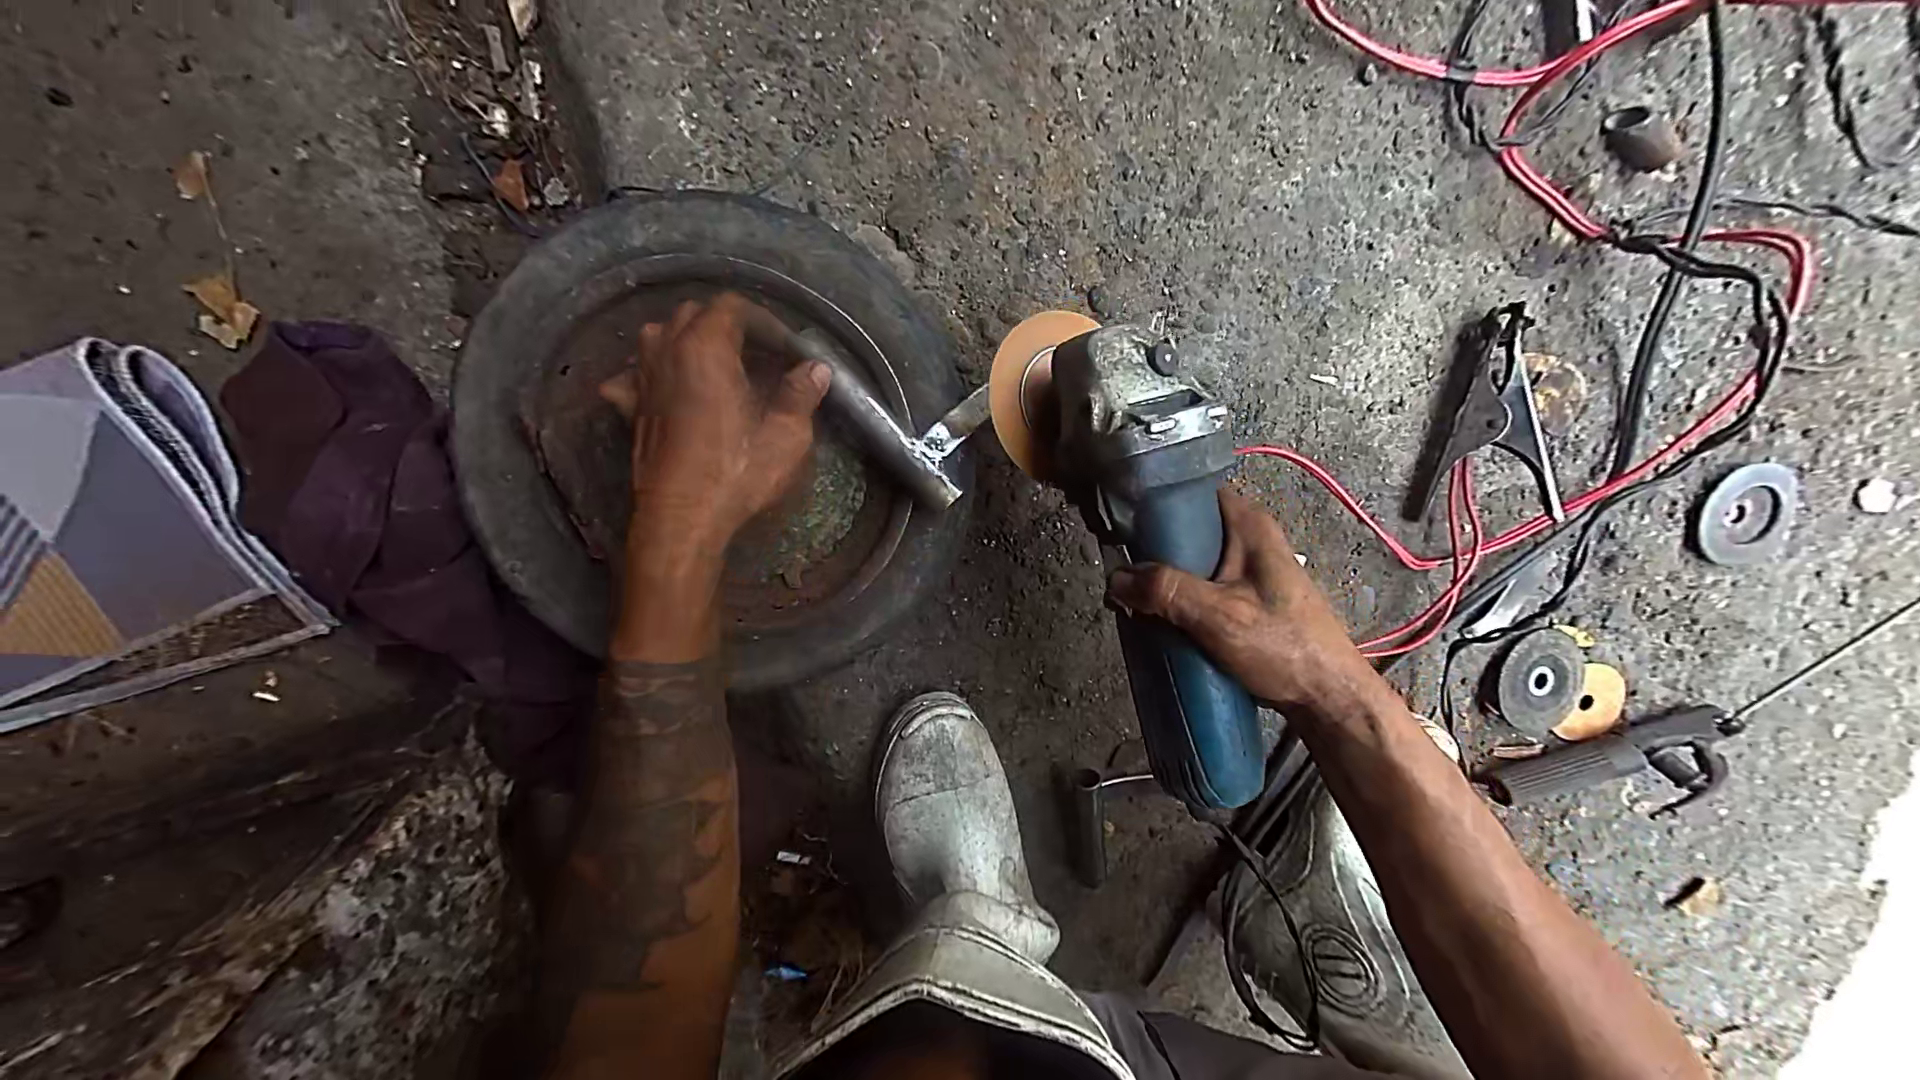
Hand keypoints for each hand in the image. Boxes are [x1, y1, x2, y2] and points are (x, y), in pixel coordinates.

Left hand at [598, 293, 832, 556]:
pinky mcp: (631, 408)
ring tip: (721, 366)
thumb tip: (816, 369)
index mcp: (705, 348)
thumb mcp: (785, 434)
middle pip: (695, 315)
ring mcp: (642, 378)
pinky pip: (637, 374)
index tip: (787, 348)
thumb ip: (800, 394)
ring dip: (692, 341)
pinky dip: (655, 372)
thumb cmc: (737, 472)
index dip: (765, 321)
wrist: (683, 516)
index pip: (733, 308)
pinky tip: (670, 388)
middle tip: (762, 356)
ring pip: (662, 336)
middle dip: (730, 327)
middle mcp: (666, 351)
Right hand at [1106, 490, 1374, 710]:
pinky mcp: (1241, 600)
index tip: (1120, 517)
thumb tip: (1115, 578)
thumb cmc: (1284, 648)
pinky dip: (1174, 599)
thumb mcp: (1218, 615)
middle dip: (1150, 548)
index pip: (1194, 491)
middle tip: (1118, 568)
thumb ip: (1165, 591)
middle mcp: (1247, 540)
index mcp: (1249, 526)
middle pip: (1186, 528)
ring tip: (1128, 597)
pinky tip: (1154, 616)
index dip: (1156, 499)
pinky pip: (1197, 588)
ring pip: (1189, 562)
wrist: (1327, 700)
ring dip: (1159, 579)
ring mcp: (1245, 572)